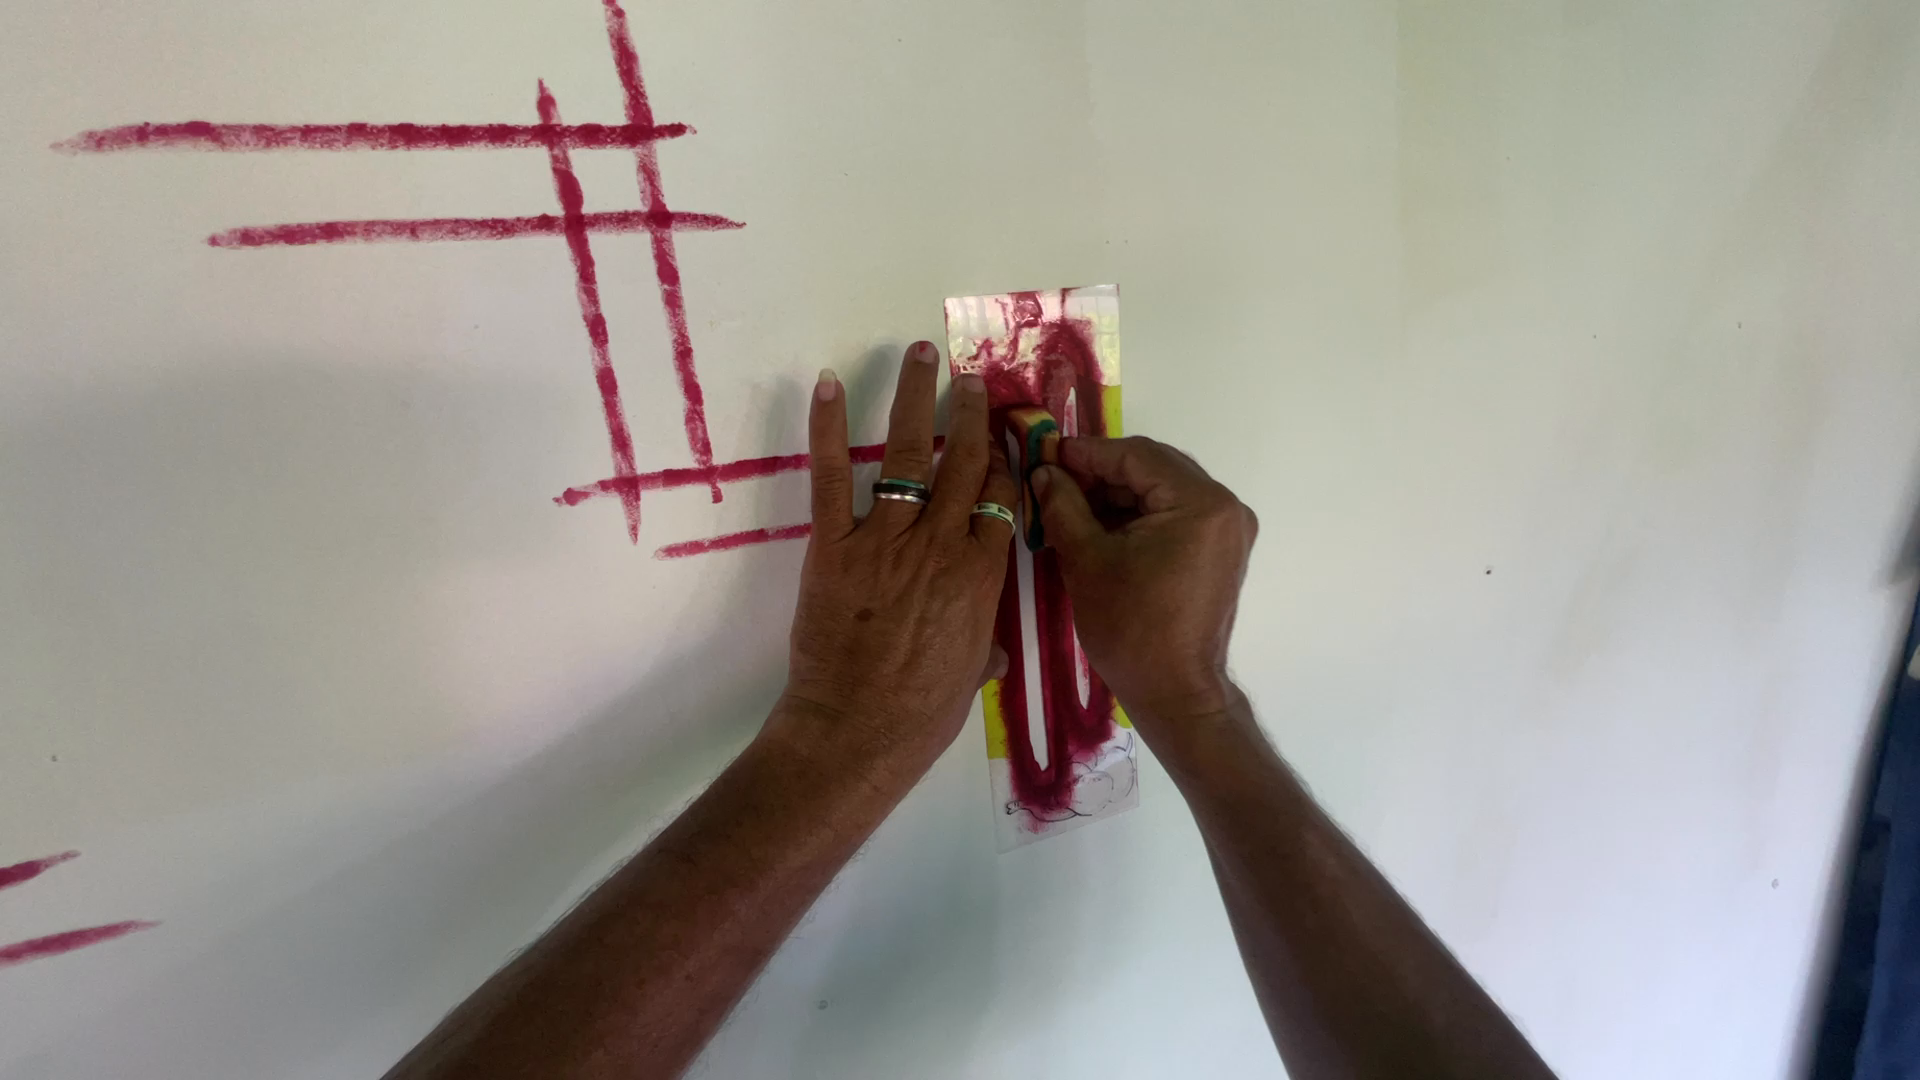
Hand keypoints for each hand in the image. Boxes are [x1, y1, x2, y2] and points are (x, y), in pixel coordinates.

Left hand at [773, 341, 1017, 781]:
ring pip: (906, 454)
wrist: (857, 731)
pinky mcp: (833, 545)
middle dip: (971, 413)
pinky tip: (828, 385)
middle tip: (972, 378)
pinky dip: (826, 429)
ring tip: (922, 354)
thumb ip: (984, 639)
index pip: (1002, 498)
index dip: (1004, 460)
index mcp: (981, 574)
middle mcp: (940, 543)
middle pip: (964, 462)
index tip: (1002, 435)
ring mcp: (885, 539)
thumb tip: (991, 640)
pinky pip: (830, 477)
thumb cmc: (924, 713)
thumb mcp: (973, 672)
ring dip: (915, 398)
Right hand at [1030, 436, 1256, 729]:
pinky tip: (1098, 525)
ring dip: (1117, 494)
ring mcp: (1227, 530)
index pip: (1137, 457)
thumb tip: (1044, 471)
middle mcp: (1225, 508)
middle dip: (1101, 472)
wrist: (1174, 692)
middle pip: (1154, 469)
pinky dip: (1136, 516)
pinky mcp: (1219, 551)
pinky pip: (1173, 515)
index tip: (1047, 454)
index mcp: (1200, 504)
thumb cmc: (1130, 628)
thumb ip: (1063, 505)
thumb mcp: (1086, 560)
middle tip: (1055, 479)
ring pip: (1162, 491)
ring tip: (1070, 505)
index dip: (1087, 452)